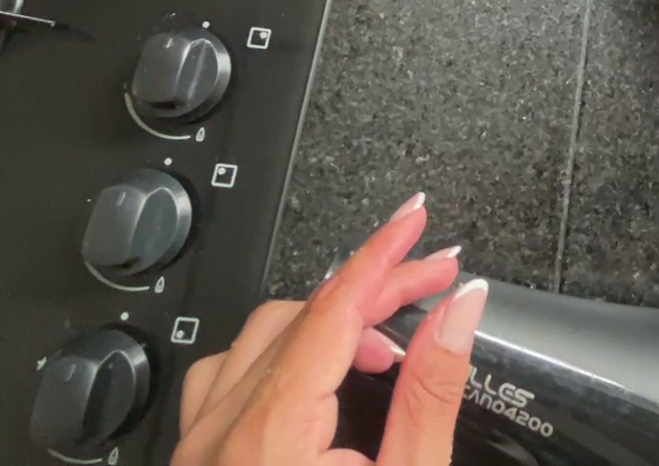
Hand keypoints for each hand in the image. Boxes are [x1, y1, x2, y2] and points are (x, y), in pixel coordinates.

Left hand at [173, 194, 487, 465]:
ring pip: (264, 336)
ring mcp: (197, 454)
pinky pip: (232, 374)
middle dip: (378, 285)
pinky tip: (321, 372)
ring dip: (332, 318)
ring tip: (387, 335)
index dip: (385, 250)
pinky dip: (288, 351)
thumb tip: (461, 307)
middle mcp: (218, 438)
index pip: (336, 303)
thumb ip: (432, 391)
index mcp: (268, 439)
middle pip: (307, 311)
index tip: (419, 217)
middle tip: (437, 279)